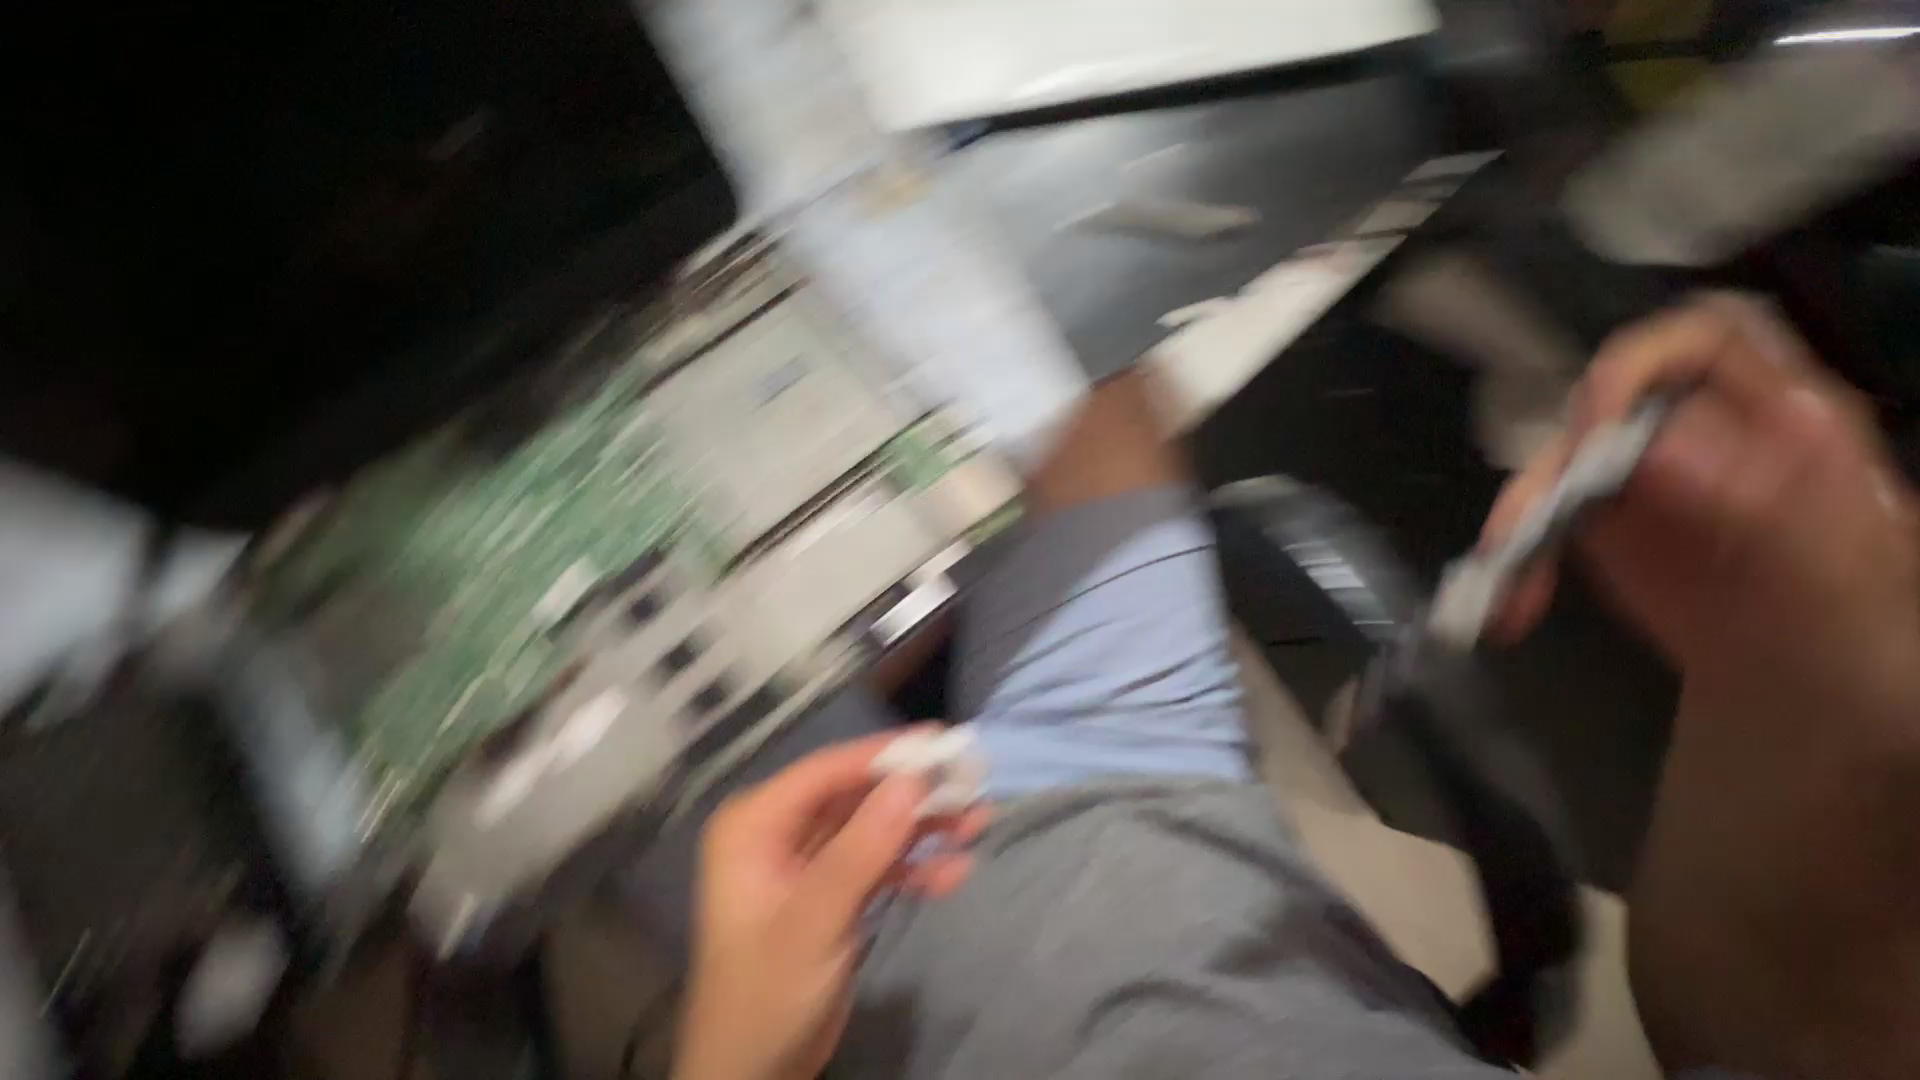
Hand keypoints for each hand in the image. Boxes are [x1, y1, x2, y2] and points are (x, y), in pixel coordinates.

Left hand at [674, 732, 987, 1079]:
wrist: (754, 1077)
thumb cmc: (767, 993)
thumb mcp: (813, 921)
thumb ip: (861, 850)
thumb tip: (912, 780)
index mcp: (755, 824)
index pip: (828, 772)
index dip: (885, 755)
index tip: (942, 743)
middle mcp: (780, 832)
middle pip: (857, 796)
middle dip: (914, 793)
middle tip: (972, 783)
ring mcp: (808, 863)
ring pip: (874, 827)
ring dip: (923, 827)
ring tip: (977, 823)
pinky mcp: (833, 893)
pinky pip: (878, 864)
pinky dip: (914, 866)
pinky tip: (954, 873)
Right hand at [1484, 295, 1919, 1078]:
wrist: (1805, 870)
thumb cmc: (1846, 783)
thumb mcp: (1845, 675)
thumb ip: (1780, 553)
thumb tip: (1658, 446)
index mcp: (1830, 476)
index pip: (1733, 354)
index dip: (1645, 375)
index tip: (1579, 453)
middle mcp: (1751, 478)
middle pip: (1627, 408)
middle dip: (1561, 463)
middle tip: (1523, 544)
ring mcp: (1681, 521)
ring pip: (1573, 465)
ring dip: (1524, 518)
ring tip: (1509, 594)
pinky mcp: (1628, 563)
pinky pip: (1551, 527)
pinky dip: (1516, 559)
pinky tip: (1513, 611)